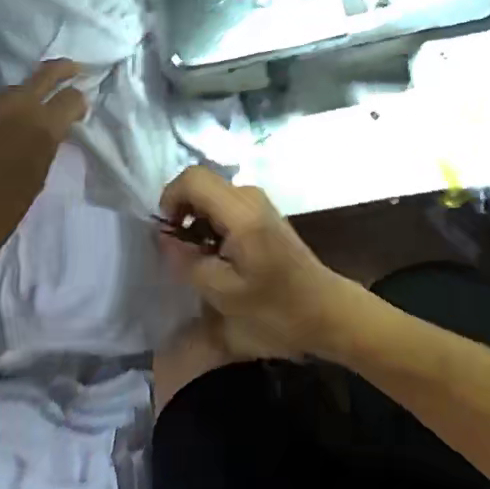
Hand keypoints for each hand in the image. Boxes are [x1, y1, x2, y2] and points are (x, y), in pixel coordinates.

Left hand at [0, 60, 87, 318]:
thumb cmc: (2, 214)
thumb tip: (53, 128)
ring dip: (26, 95)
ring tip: (28, 114)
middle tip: (74, 71)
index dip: (79, 102)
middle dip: (63, 71)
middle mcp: (14, 106)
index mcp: (42, 126)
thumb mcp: (38, 176)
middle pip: (44, 74)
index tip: (80, 109)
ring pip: (13, 89)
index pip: (71, 97)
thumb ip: (48, 143)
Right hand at [157, 165, 370, 360]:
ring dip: (196, 217)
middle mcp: (250, 196)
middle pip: (201, 182)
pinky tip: (217, 254)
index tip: (167, 232)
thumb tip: (165, 238)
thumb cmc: (276, 309)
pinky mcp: (263, 212)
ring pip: (212, 192)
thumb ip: (188, 263)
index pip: (193, 179)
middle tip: (180, 248)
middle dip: (182, 208)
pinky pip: (225, 203)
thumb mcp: (224, 295)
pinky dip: (211, 221)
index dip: (171, 198)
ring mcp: (259, 201)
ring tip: (198, 256)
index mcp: (241, 212)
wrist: (325, 310)